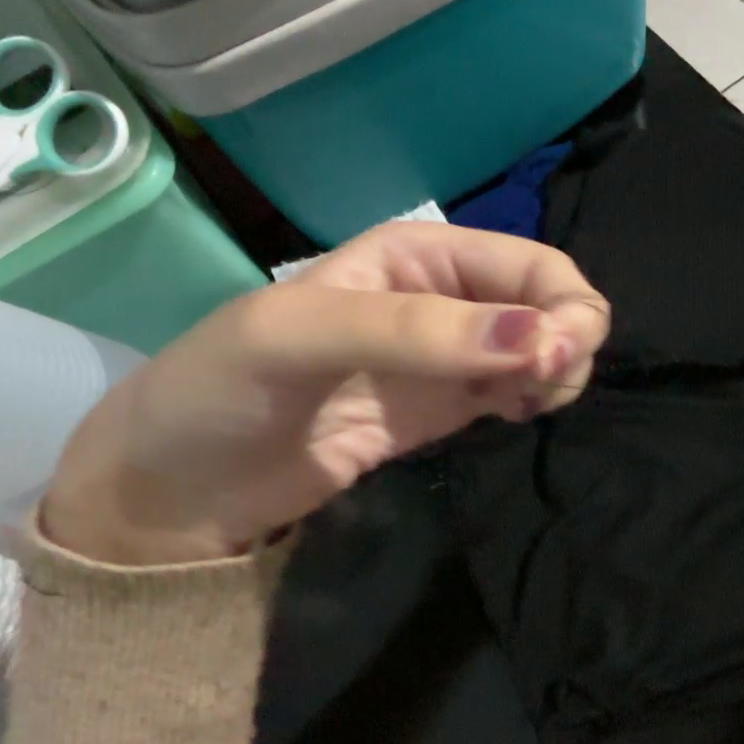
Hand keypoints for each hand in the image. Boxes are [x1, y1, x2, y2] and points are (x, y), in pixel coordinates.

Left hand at [38, 222, 609, 565]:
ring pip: (542, 346)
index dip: (561, 305)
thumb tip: (543, 339)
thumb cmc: (220, 391)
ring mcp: (446, 356)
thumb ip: (419, 334)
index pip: (528, 263)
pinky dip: (536, 397)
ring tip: (524, 405)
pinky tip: (513, 415)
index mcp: (415, 254)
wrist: (176, 490)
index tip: (556, 359)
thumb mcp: (301, 337)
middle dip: (567, 338)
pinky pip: (518, 389)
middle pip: (547, 302)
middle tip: (544, 388)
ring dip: (557, 371)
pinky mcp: (446, 407)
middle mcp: (442, 296)